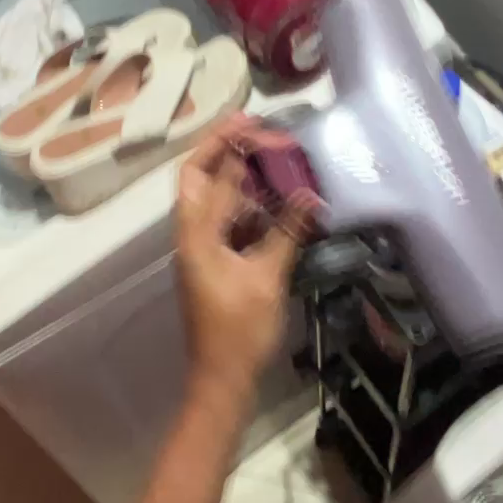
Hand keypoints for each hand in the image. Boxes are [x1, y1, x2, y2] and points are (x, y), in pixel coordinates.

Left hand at [173, 116, 313, 409]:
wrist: (221, 380)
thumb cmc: (240, 332)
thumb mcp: (267, 279)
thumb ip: (287, 232)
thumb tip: (310, 195)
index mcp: (196, 234)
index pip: (206, 175)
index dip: (227, 144)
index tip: (252, 121)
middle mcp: (192, 234)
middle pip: (198, 177)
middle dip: (221, 148)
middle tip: (251, 127)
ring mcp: (201, 248)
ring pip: (212, 197)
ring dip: (236, 174)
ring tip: (267, 155)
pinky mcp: (214, 261)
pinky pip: (226, 219)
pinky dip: (245, 202)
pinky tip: (272, 197)